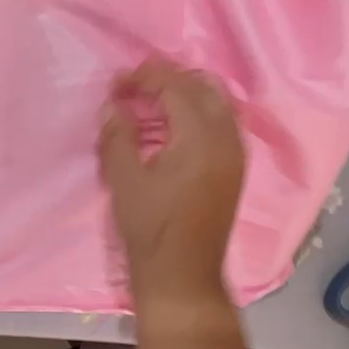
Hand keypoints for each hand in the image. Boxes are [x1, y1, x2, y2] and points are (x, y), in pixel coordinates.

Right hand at [97, 61, 244, 309]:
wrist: (182, 270)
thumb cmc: (149, 226)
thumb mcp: (124, 180)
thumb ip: (119, 137)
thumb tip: (112, 106)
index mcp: (200, 138)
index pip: (176, 88)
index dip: (145, 77)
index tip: (116, 82)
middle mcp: (227, 137)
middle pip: (203, 88)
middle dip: (168, 78)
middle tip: (133, 84)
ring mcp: (236, 151)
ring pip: (217, 103)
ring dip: (185, 93)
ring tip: (150, 100)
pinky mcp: (234, 166)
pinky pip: (221, 121)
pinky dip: (197, 111)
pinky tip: (172, 125)